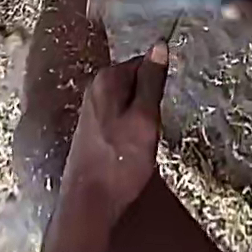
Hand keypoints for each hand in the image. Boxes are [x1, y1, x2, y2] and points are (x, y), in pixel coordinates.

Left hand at [61, 44, 168, 221]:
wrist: (87, 206)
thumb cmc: (120, 161)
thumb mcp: (145, 118)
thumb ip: (152, 80)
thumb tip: (160, 44)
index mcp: (107, 79)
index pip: (144, 62)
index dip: (158, 83)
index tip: (164, 105)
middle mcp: (95, 88)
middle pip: (134, 81)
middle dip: (148, 99)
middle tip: (155, 124)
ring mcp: (91, 109)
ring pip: (127, 101)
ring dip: (140, 116)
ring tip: (145, 138)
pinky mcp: (91, 129)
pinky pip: (118, 116)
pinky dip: (129, 127)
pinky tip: (132, 148)